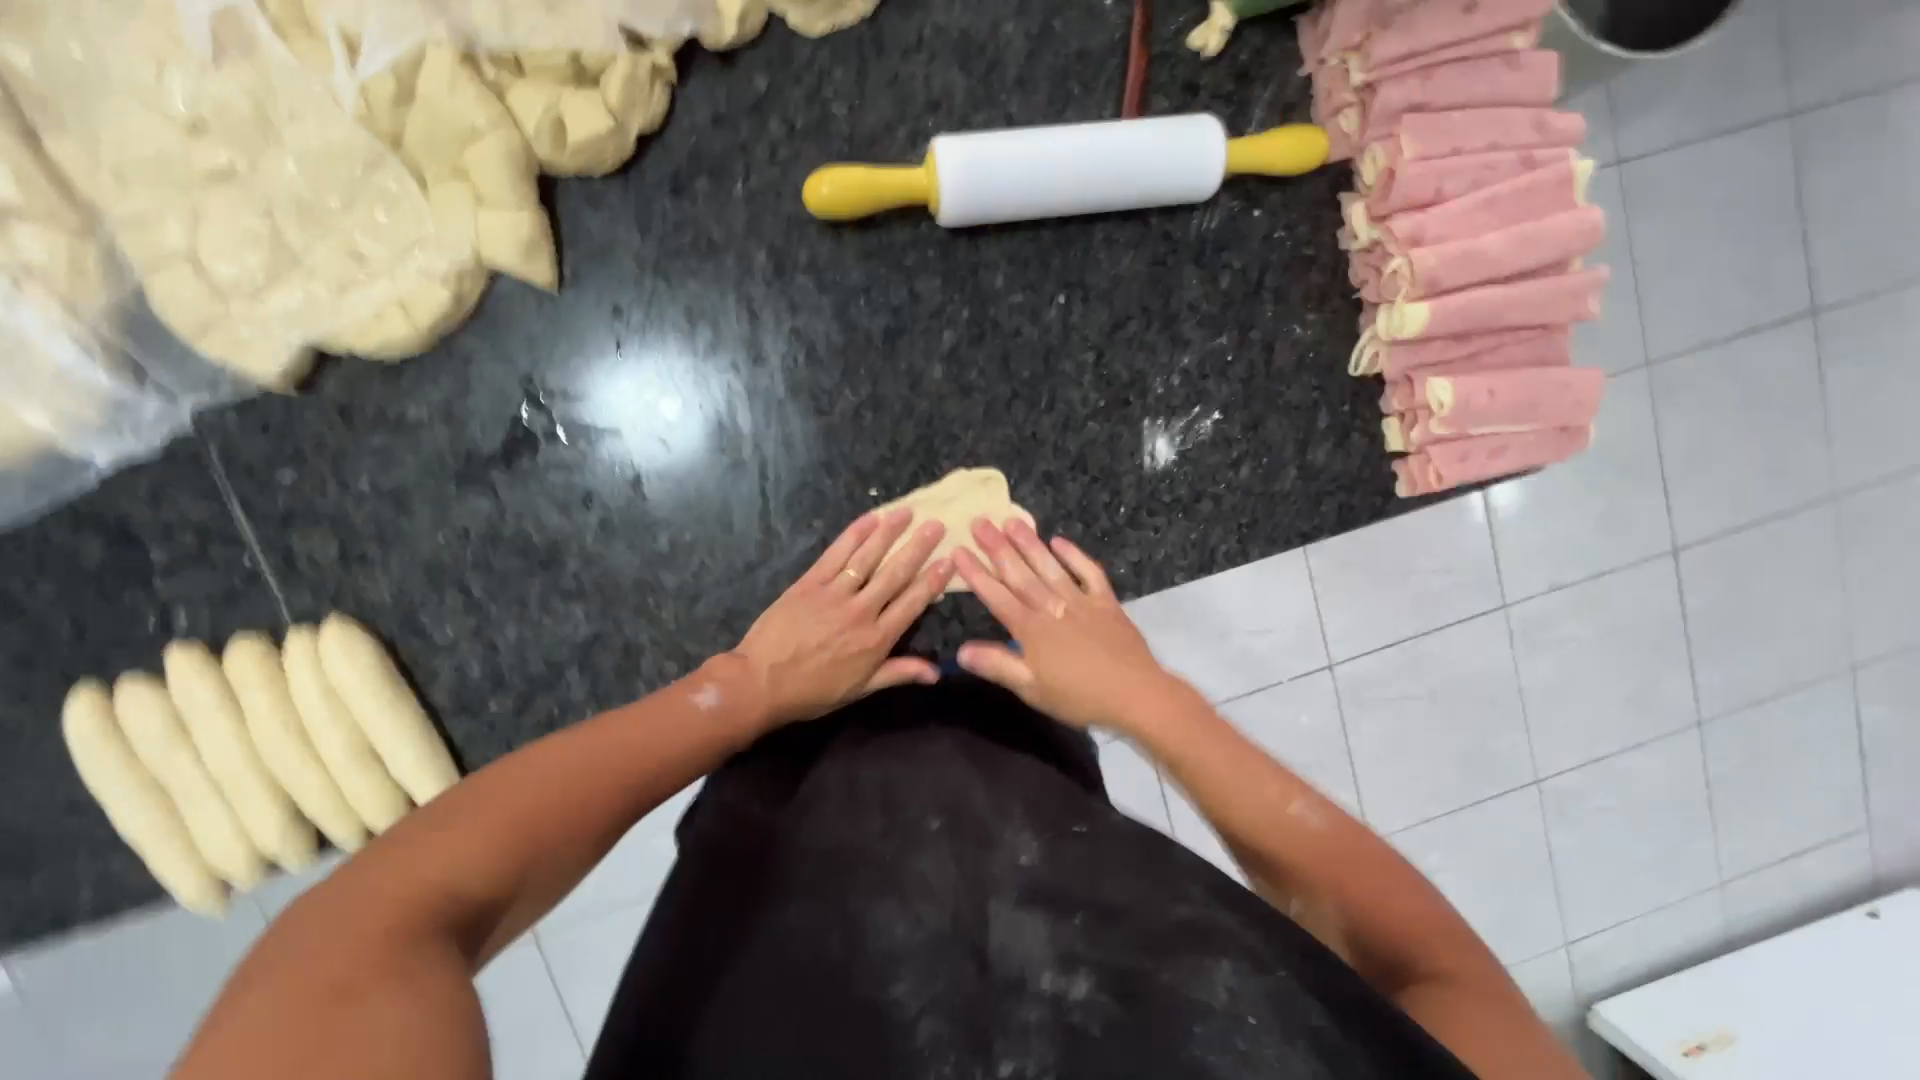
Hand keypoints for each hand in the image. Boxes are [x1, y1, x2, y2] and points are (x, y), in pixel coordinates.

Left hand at [730, 508, 954, 727]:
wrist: (761, 683)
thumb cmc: (812, 691)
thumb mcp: (860, 689)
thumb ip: (899, 673)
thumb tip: (937, 672)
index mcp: (876, 639)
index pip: (912, 603)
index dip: (933, 581)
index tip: (949, 560)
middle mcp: (861, 611)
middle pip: (895, 573)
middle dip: (918, 548)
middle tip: (937, 526)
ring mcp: (834, 594)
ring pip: (868, 557)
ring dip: (889, 532)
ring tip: (907, 512)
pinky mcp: (810, 583)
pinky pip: (836, 554)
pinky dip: (854, 534)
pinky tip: (870, 518)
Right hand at [951, 518, 1190, 731]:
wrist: (1136, 694)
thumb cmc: (1079, 697)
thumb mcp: (1032, 689)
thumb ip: (997, 666)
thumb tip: (960, 650)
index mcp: (1031, 630)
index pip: (997, 596)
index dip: (976, 574)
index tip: (958, 550)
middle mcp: (1053, 608)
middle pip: (1020, 574)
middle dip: (997, 548)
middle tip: (979, 522)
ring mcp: (1081, 601)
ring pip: (1050, 567)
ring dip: (1030, 544)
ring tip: (1011, 521)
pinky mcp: (1106, 602)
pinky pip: (1089, 572)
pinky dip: (1075, 556)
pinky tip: (1060, 541)